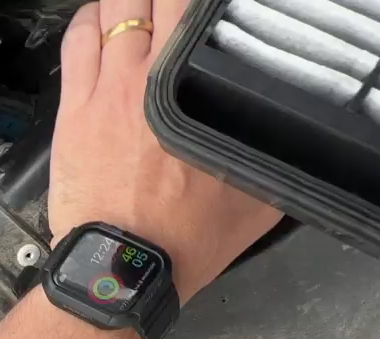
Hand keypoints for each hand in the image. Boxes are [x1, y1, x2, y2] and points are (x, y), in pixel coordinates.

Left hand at [49, 0, 280, 300]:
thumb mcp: (262, 193)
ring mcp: (107, 91)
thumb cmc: (186, 239)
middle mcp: (155, 75)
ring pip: (116, 5)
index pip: (209, 5)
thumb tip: (307, 124)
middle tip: (180, 6)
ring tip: (145, 6)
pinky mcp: (72, 112)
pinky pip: (78, 41)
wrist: (124, 270)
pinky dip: (92, 21)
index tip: (222, 5)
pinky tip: (104, 24)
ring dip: (132, 0)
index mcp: (203, 85)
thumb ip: (280, 146)